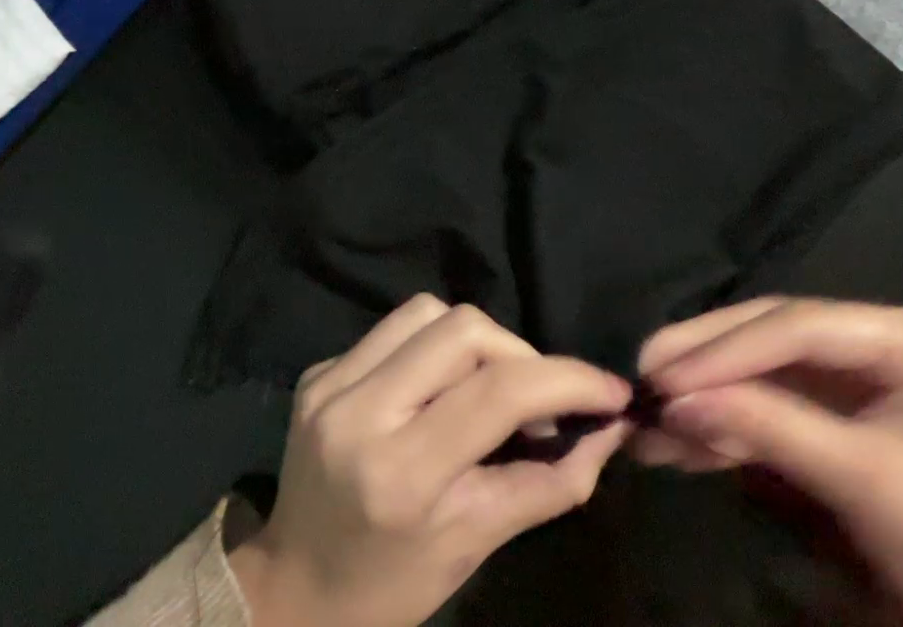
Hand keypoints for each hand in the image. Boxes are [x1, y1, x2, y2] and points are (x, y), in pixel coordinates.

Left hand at [230, 295, 633, 626]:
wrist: (292, 589)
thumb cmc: (392, 583)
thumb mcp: (478, 542)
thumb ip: (552, 482)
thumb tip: (610, 428)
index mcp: (401, 470)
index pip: (499, 391)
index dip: (568, 380)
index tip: (609, 391)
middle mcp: (357, 410)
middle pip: (463, 329)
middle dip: (520, 355)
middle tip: (538, 403)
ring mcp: (328, 383)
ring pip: (426, 313)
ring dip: (476, 344)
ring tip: (488, 391)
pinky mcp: (317, 372)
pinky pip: (393, 331)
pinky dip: (432, 352)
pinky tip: (435, 394)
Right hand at [632, 299, 902, 626]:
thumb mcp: (869, 483)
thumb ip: (769, 430)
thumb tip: (672, 400)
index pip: (801, 327)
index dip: (726, 350)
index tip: (663, 375)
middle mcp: (881, 341)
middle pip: (773, 335)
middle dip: (707, 361)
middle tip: (641, 375)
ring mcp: (858, 377)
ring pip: (762, 369)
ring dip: (707, 395)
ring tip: (648, 421)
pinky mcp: (838, 415)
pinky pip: (769, 405)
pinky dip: (725, 425)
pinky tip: (679, 444)